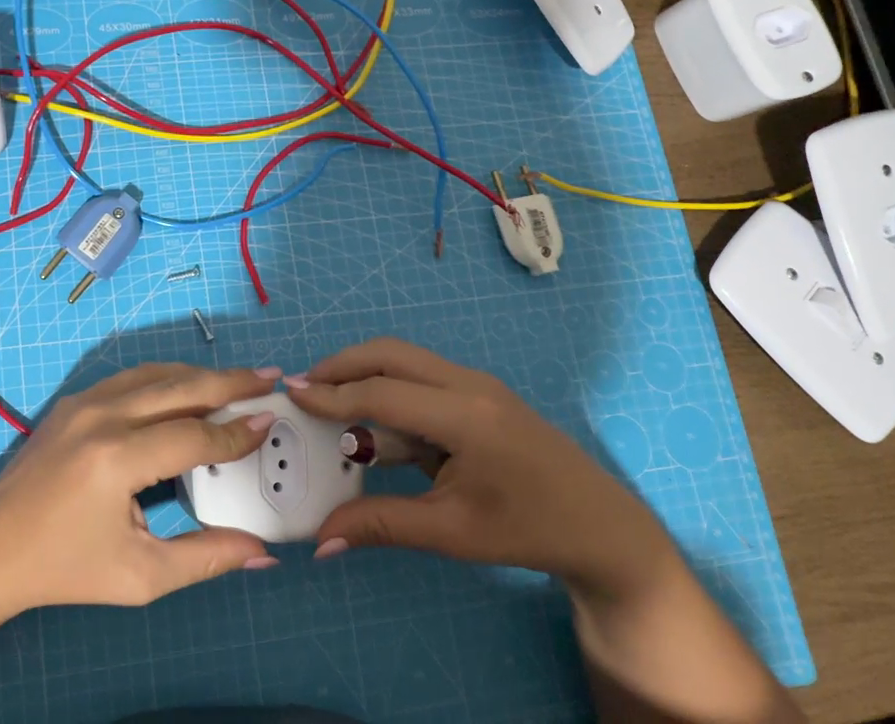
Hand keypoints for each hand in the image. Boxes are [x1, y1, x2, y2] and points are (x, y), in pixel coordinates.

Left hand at [0, 363, 281, 611]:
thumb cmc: (66, 568)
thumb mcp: (140, 575)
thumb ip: (206, 558)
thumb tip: (263, 551)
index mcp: (116, 459)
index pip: (193, 436)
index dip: (236, 432)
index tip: (270, 422)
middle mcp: (100, 417)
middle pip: (179, 386)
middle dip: (229, 381)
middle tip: (270, 378)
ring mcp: (81, 404)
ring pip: (153, 374)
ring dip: (197, 374)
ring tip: (236, 380)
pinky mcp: (71, 404)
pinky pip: (128, 380)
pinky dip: (164, 379)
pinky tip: (185, 389)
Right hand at [288, 338, 674, 595]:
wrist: (603, 529)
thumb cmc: (530, 530)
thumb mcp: (452, 533)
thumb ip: (382, 525)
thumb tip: (321, 540)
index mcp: (466, 416)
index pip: (382, 393)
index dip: (331, 395)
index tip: (291, 395)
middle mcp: (470, 386)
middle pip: (391, 354)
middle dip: (342, 365)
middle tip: (305, 387)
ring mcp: (479, 387)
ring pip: (407, 362)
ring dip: (365, 375)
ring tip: (329, 403)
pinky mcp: (481, 397)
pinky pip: (423, 381)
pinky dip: (389, 390)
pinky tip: (373, 426)